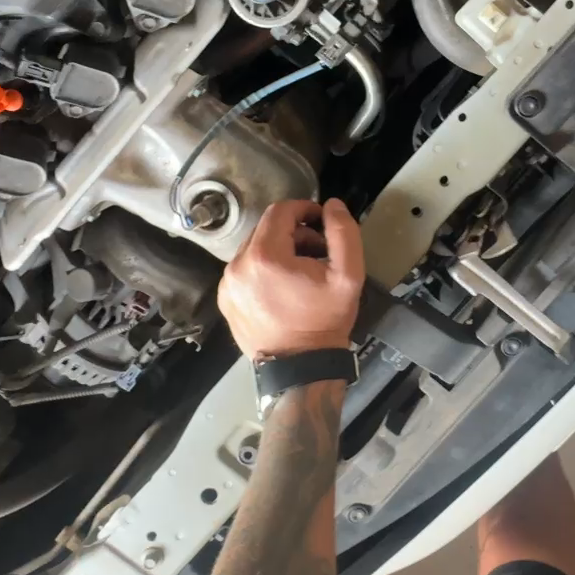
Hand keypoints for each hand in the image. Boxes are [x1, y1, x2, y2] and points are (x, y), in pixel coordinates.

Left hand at [218, 199, 364, 358]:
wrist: (301, 369)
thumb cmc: (325, 320)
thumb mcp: (349, 275)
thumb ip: (343, 232)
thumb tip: (332, 205)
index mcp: (264, 256)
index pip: (281, 211)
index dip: (305, 209)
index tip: (322, 223)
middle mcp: (237, 266)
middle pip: (267, 229)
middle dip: (295, 233)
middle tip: (318, 253)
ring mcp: (227, 285)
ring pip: (255, 248)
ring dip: (280, 250)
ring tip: (302, 273)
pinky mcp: (225, 300)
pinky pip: (246, 269)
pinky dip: (265, 269)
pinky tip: (284, 288)